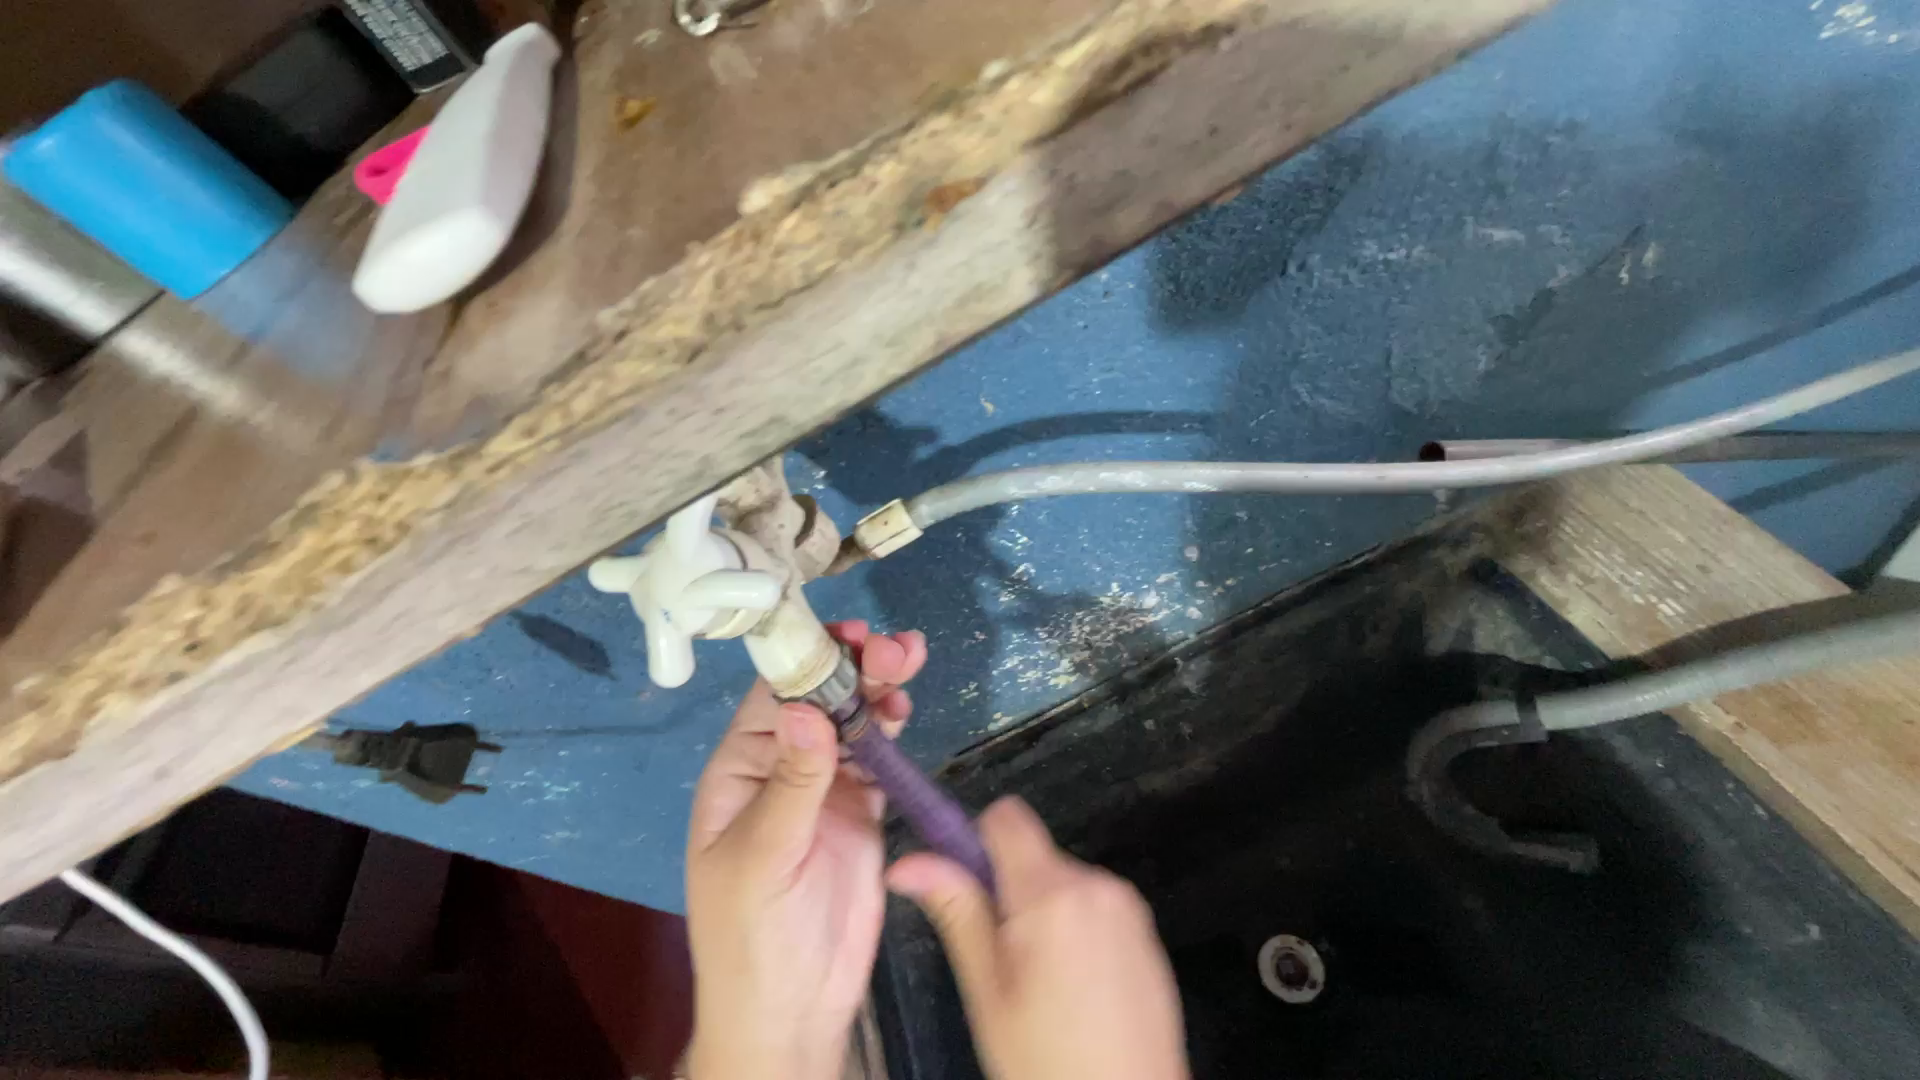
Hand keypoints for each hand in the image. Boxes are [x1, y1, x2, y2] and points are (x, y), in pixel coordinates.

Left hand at [684, 621, 926, 1079]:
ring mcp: (824, 786)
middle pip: (821, 700)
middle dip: (855, 667)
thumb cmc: (753, 932)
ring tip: (909, 660)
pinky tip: (904, 708)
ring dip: (879, 688)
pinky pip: (877, 755)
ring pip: (852, 721)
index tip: (848, 636)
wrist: (795, 1006)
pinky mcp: (861, 807)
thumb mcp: (763, 855)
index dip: (808, 660)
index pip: (773, 697)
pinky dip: (891, 728)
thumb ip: (791, 783)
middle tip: (896, 647)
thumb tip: (807, 709)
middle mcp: (782, 766)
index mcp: (741, 769)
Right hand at [887, 796, 1190, 1079]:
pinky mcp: (1147, 928)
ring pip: (1062, 879)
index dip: (978, 841)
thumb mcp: (987, 992)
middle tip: (1004, 960)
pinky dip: (1077, 927)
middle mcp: (1096, 882)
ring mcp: (1127, 904)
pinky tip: (1077, 986)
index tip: (972, 890)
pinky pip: (1094, 903)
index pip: (1007, 816)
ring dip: (1044, 911)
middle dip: (1011, 890)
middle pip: (1033, 854)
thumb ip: (955, 912)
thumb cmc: (1046, 1060)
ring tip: (1043, 982)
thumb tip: (904, 862)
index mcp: (1051, 893)